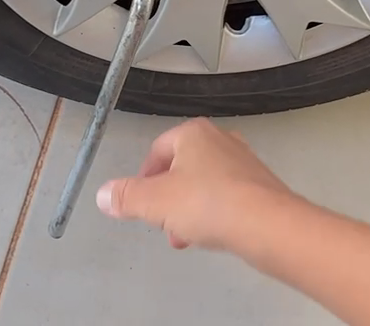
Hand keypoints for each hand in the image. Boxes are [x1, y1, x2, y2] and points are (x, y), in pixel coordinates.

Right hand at [97, 118, 298, 250]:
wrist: (266, 224)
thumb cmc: (210, 204)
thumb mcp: (156, 202)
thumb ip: (127, 197)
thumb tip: (104, 194)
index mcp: (192, 132)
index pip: (157, 150)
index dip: (144, 179)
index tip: (141, 203)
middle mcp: (219, 138)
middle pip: (181, 167)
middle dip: (168, 199)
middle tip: (164, 224)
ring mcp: (242, 160)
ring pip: (204, 183)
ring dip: (190, 209)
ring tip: (187, 236)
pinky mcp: (258, 183)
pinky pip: (227, 195)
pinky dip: (215, 212)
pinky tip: (213, 234)